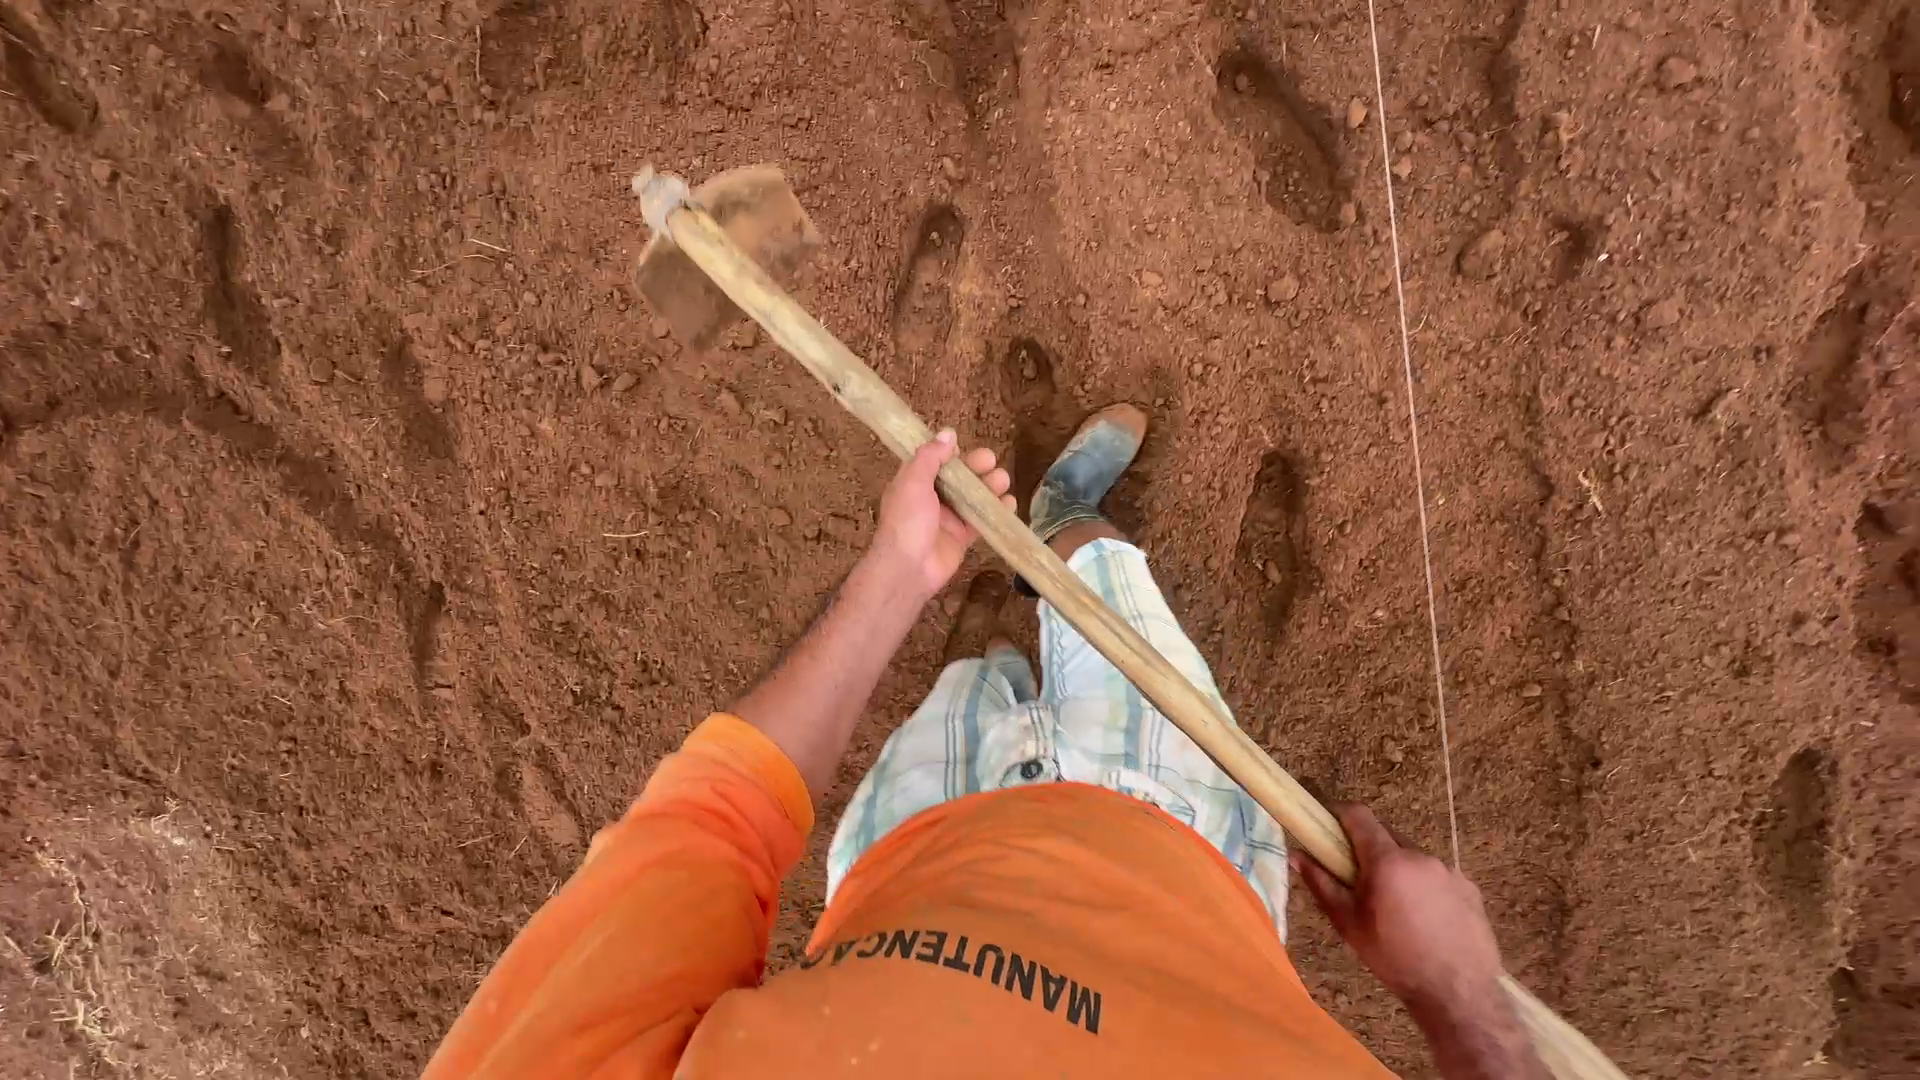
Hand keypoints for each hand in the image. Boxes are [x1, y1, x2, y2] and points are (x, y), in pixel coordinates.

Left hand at [869, 429, 1012, 599]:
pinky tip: (1009, 504)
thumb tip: (948, 433)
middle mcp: (932, 498)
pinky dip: (997, 511)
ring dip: (989, 487)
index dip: (951, 453)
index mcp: (915, 482)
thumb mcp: (913, 482)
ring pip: (973, 497)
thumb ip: (930, 457)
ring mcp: (948, 518)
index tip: (964, 447)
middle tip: (992, 463)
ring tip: (1003, 482)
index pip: (936, 461)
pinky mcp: (962, 537)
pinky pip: (982, 520)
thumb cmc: (906, 521)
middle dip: (976, 468)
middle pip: (959, 477)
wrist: (908, 568)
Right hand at [1291, 804, 1506, 1021]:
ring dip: (1398, 866)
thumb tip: (1296, 854)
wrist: (1458, 996)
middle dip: (1370, 847)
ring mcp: (1449, 871)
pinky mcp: (1471, 888)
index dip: (1340, 814)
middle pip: (1386, 834)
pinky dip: (1425, 883)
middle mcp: (1420, 856)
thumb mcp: (1347, 922)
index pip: (1359, 815)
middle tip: (1361, 877)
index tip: (1329, 826)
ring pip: (1412, 854)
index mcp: (1387, 860)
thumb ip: (1320, 883)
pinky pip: (1437, 873)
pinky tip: (1425, 915)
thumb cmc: (1394, 957)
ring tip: (1396, 903)